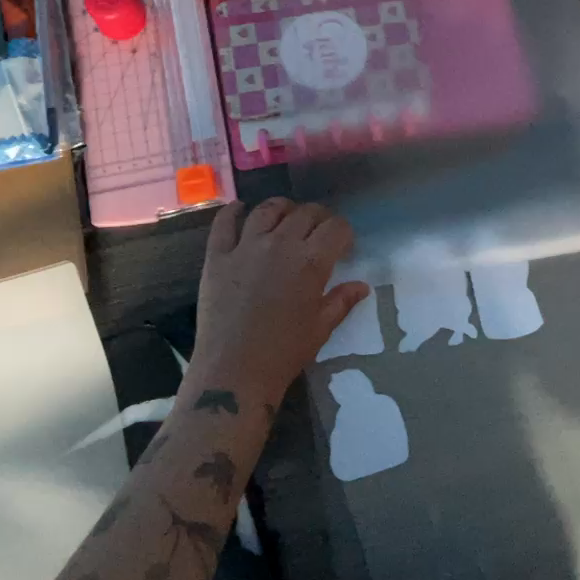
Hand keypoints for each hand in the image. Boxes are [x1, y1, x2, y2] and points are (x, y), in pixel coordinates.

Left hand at [191, 199, 371, 402]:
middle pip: (305, 213)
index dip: (344, 232)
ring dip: (283, 208)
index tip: (344, 245)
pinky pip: (223, 224)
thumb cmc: (285, 353)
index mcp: (311, 262)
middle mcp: (280, 244)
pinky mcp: (217, 257)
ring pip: (267, 210)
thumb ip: (342, 301)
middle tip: (319, 232)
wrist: (235, 371)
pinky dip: (232, 211)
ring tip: (286, 216)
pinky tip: (238, 208)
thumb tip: (362, 286)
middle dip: (319, 218)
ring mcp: (245, 247)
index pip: (336, 228)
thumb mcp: (321, 328)